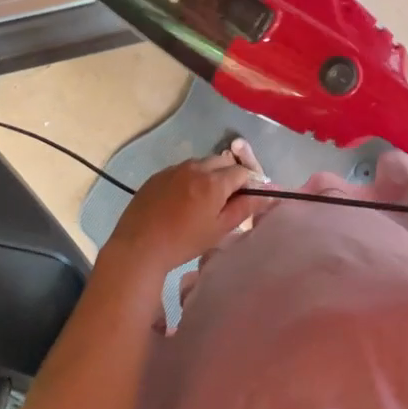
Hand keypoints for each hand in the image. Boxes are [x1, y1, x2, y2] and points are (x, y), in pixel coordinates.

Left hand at [101, 150, 264, 276]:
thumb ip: (245, 208)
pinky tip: (182, 201)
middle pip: (222, 162)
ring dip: (209, 175)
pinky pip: (182, 170)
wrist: (139, 246)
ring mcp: (174, 169)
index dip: (248, 184)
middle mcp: (195, 167)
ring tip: (203, 202)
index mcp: (214, 181)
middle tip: (225, 201)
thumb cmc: (184, 242)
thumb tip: (269, 193)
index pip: (242, 171)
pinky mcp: (158, 175)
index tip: (244, 201)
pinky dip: (189, 179)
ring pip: (202, 164)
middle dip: (229, 176)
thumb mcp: (219, 229)